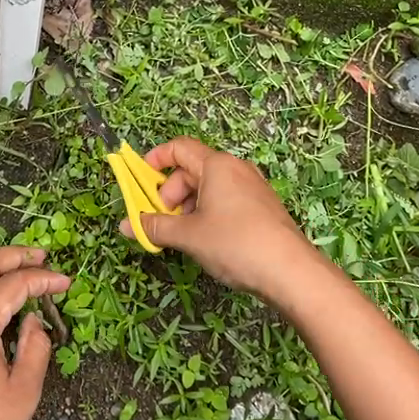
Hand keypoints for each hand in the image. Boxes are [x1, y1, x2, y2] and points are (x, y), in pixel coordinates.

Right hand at [117, 137, 319, 304]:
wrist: (291, 272)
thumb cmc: (236, 244)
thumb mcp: (189, 236)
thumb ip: (155, 227)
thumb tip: (127, 225)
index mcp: (217, 165)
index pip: (179, 147)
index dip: (155, 160)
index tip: (140, 181)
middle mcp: (236, 169)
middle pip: (192, 169)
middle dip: (170, 193)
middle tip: (162, 221)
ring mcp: (252, 187)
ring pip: (209, 188)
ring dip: (188, 207)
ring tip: (183, 236)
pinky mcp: (262, 207)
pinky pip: (226, 200)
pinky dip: (209, 213)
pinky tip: (207, 240)